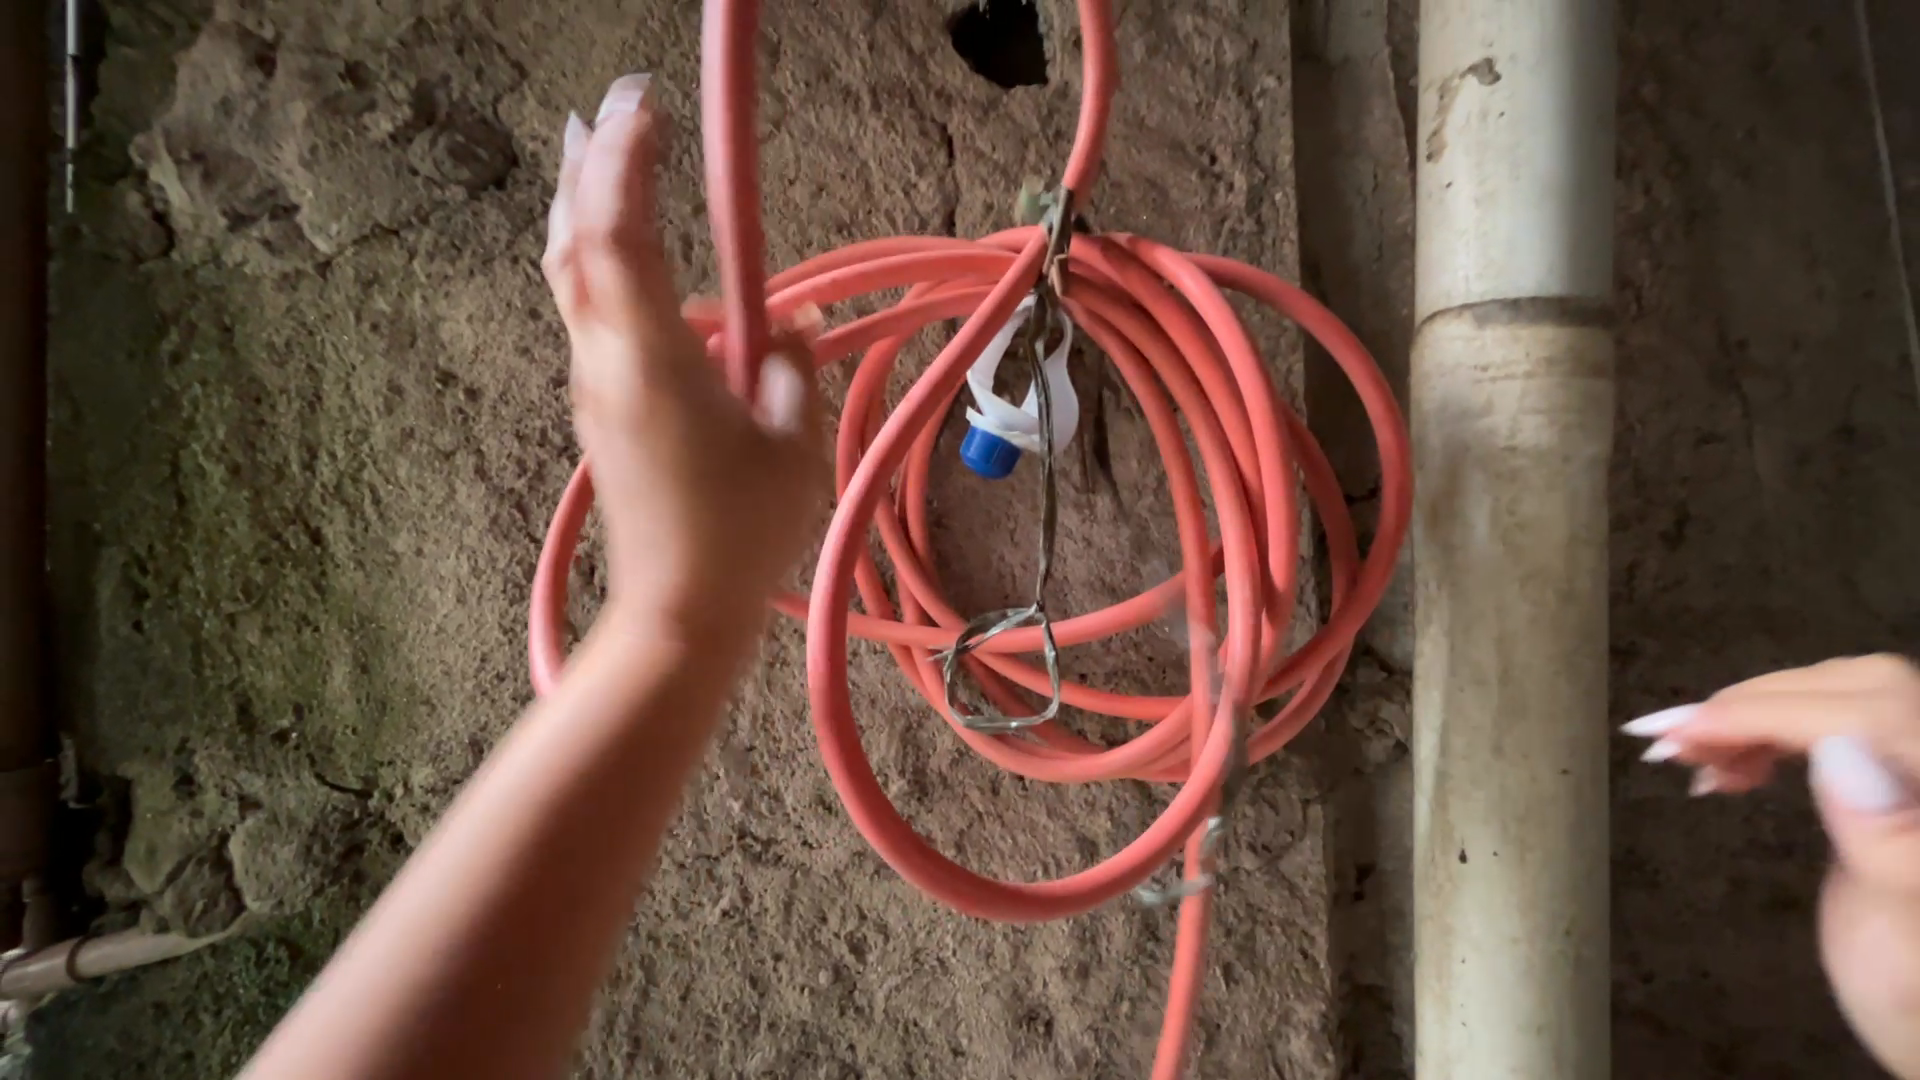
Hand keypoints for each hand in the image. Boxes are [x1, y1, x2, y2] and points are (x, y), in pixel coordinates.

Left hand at [542, 74, 824, 636]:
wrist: (680, 608)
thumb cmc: (744, 530)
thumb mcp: (795, 444)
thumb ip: (793, 366)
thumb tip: (792, 323)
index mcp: (652, 358)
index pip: (622, 231)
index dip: (627, 158)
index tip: (648, 105)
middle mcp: (606, 362)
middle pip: (576, 246)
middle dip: (587, 172)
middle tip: (605, 118)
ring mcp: (595, 391)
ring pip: (578, 284)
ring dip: (593, 222)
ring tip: (617, 174)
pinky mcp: (602, 417)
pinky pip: (598, 326)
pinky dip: (610, 279)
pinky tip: (654, 288)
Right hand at [1624, 655, 1919, 1078]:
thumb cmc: (1919, 1013)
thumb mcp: (1902, 955)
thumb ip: (1894, 853)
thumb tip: (1842, 751)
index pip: (1875, 717)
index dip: (1767, 715)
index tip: (1672, 735)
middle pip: (1865, 688)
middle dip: (1752, 704)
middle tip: (1668, 745)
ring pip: (1846, 694)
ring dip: (1751, 712)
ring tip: (1688, 758)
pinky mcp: (1904, 779)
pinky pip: (1841, 716)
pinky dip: (1768, 725)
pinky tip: (1730, 764)